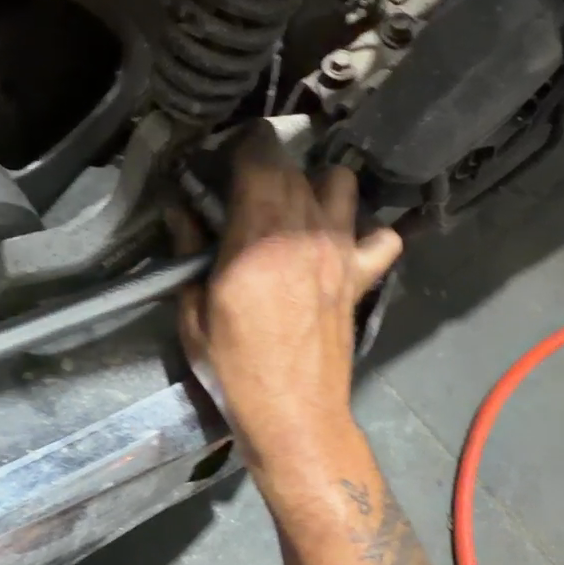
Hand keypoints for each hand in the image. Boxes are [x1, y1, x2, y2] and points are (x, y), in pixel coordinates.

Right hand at [172, 122, 402, 468]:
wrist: (293, 415)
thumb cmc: (234, 370)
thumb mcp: (193, 317)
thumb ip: (188, 256)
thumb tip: (181, 214)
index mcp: (256, 235)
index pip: (259, 153)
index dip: (238, 149)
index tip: (222, 166)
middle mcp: (304, 230)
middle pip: (293, 166)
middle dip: (266, 168)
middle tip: (243, 196)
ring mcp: (340, 250)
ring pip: (340, 183)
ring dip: (316, 186)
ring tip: (295, 211)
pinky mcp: (361, 276)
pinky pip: (382, 236)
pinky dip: (366, 232)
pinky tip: (343, 245)